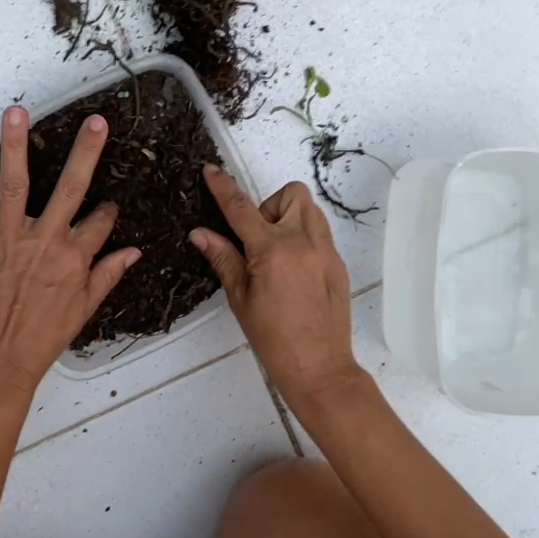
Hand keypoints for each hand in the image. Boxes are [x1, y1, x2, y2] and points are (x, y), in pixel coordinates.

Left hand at [0, 106, 141, 396]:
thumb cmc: (42, 339)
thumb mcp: (84, 310)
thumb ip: (108, 275)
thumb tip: (134, 251)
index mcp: (77, 256)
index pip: (100, 220)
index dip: (106, 211)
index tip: (107, 204)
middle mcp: (48, 238)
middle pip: (72, 186)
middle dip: (87, 151)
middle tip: (96, 120)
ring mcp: (12, 237)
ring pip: (17, 182)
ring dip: (16, 144)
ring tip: (17, 111)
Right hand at [191, 166, 359, 407]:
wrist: (319, 367)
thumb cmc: (272, 338)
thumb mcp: (240, 298)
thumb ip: (223, 258)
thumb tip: (200, 233)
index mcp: (273, 251)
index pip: (241, 208)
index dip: (223, 187)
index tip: (211, 170)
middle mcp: (304, 242)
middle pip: (290, 194)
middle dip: (270, 205)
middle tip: (257, 238)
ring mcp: (326, 251)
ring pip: (310, 209)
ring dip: (289, 217)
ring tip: (275, 251)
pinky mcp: (338, 264)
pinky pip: (320, 233)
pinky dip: (303, 237)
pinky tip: (293, 270)